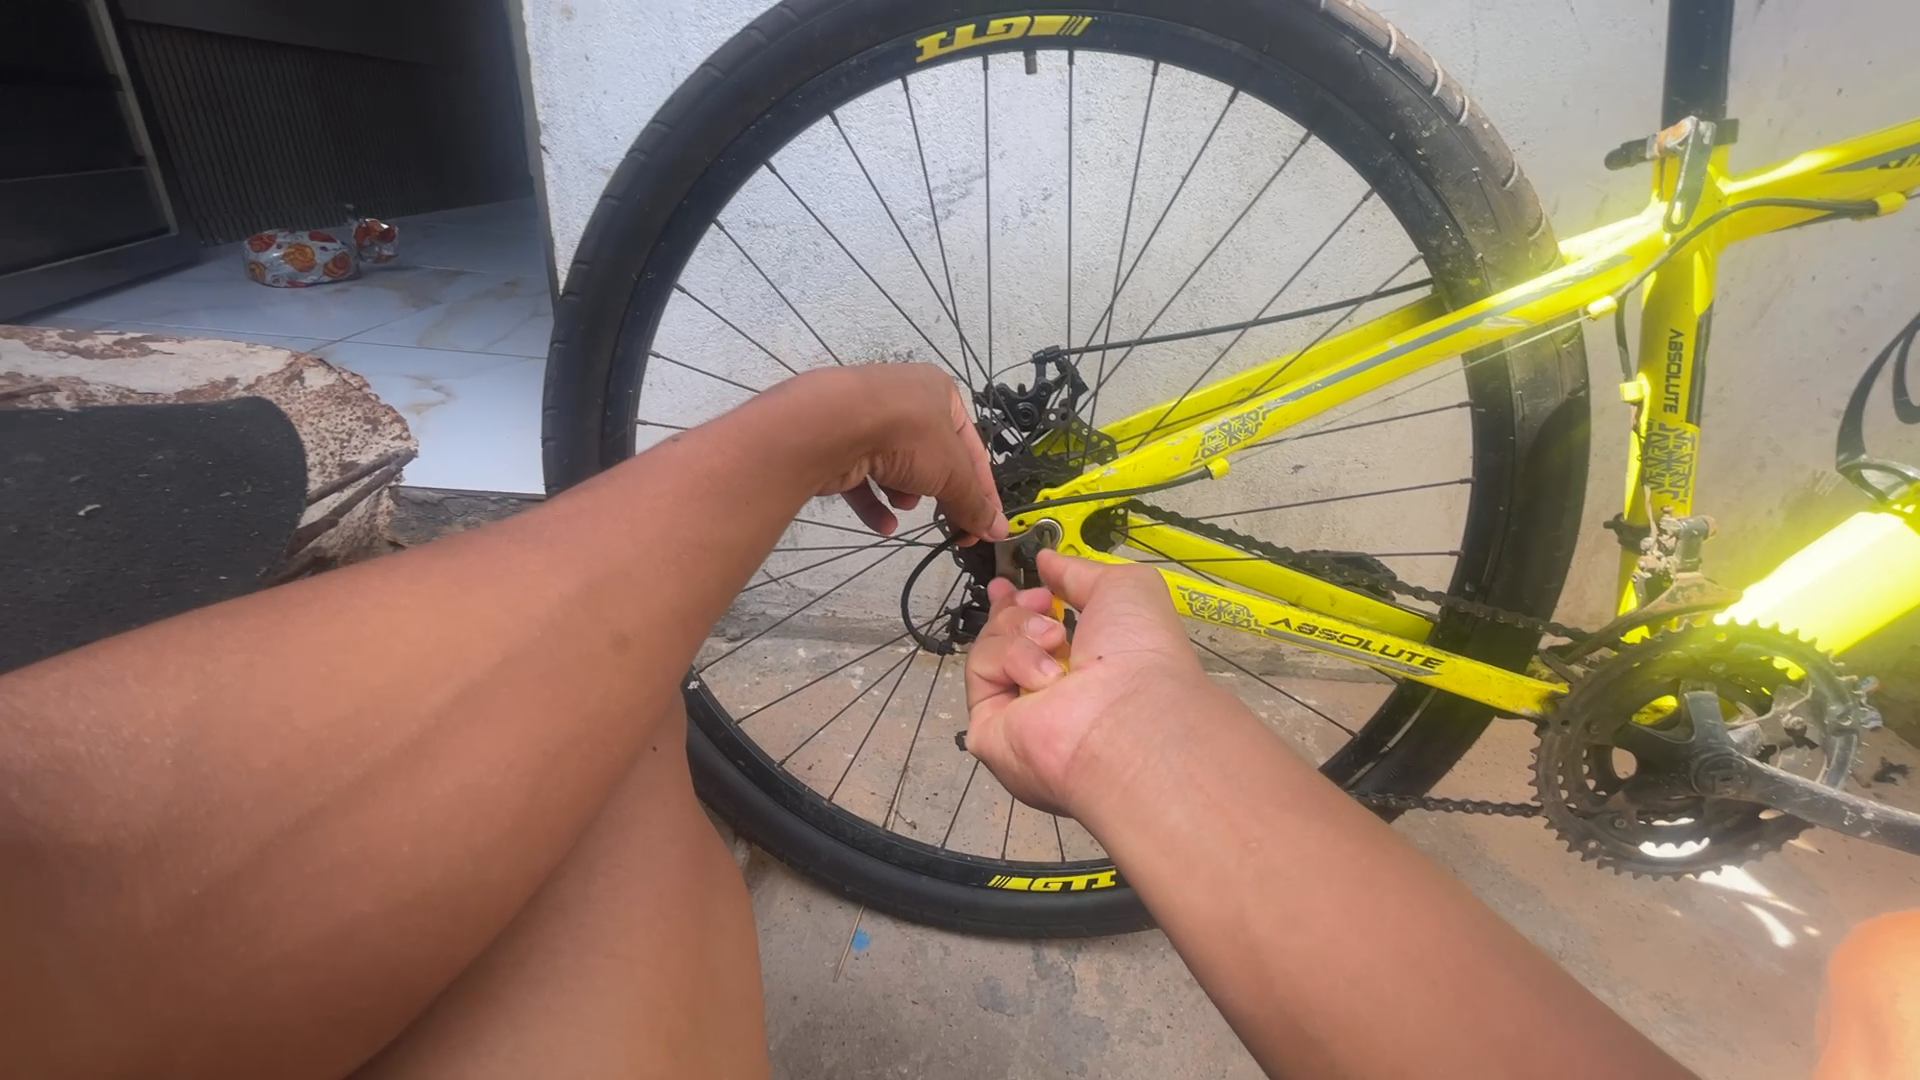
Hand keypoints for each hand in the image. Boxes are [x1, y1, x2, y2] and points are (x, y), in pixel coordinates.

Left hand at [796, 364, 1008, 543]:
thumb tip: (998, 530)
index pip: (972, 448)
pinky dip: (876, 503)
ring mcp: (869, 421)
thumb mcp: (952, 472)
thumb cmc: (906, 434)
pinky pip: (864, 479)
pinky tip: (885, 524)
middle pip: (935, 459)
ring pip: (898, 467)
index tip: (988, 526)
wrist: (832, 425)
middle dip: (942, 493)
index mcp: (941, 394)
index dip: (983, 490)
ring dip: (906, 493)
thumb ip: (974, 503)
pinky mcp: (840, 443)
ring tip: (906, 504)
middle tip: (954, 529)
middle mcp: (905, 402)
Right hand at [963, 550, 1215, 814]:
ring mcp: (1016, 713)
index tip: (1009, 581)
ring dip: (1021, 630)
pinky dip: (1010, 660)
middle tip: (1038, 603)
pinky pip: (981, 672)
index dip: (1018, 603)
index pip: (1034, 632)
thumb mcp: (1124, 588)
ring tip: (1055, 641)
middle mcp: (1049, 693)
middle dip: (1014, 610)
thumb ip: (1080, 571)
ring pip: (990, 646)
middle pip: (1004, 634)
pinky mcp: (988, 730)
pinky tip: (1044, 675)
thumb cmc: (1138, 652)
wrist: (1127, 715)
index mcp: (1083, 666)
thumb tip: (1045, 559)